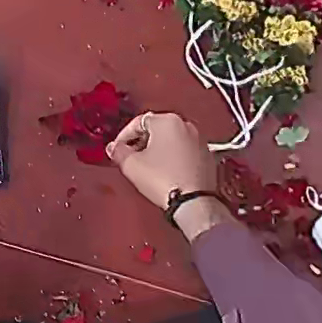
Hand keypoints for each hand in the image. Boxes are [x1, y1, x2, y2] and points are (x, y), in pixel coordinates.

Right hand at [106, 112, 230, 239]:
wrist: (192, 201)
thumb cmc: (166, 180)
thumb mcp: (132, 165)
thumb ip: (119, 152)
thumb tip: (115, 148)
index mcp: (168, 121)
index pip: (139, 121)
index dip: (124, 136)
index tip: (118, 147)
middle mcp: (186, 126)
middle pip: (157, 129)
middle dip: (141, 142)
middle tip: (130, 156)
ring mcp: (199, 141)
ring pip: (172, 140)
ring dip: (158, 150)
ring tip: (147, 167)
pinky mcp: (206, 157)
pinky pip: (184, 152)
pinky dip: (173, 158)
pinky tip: (165, 173)